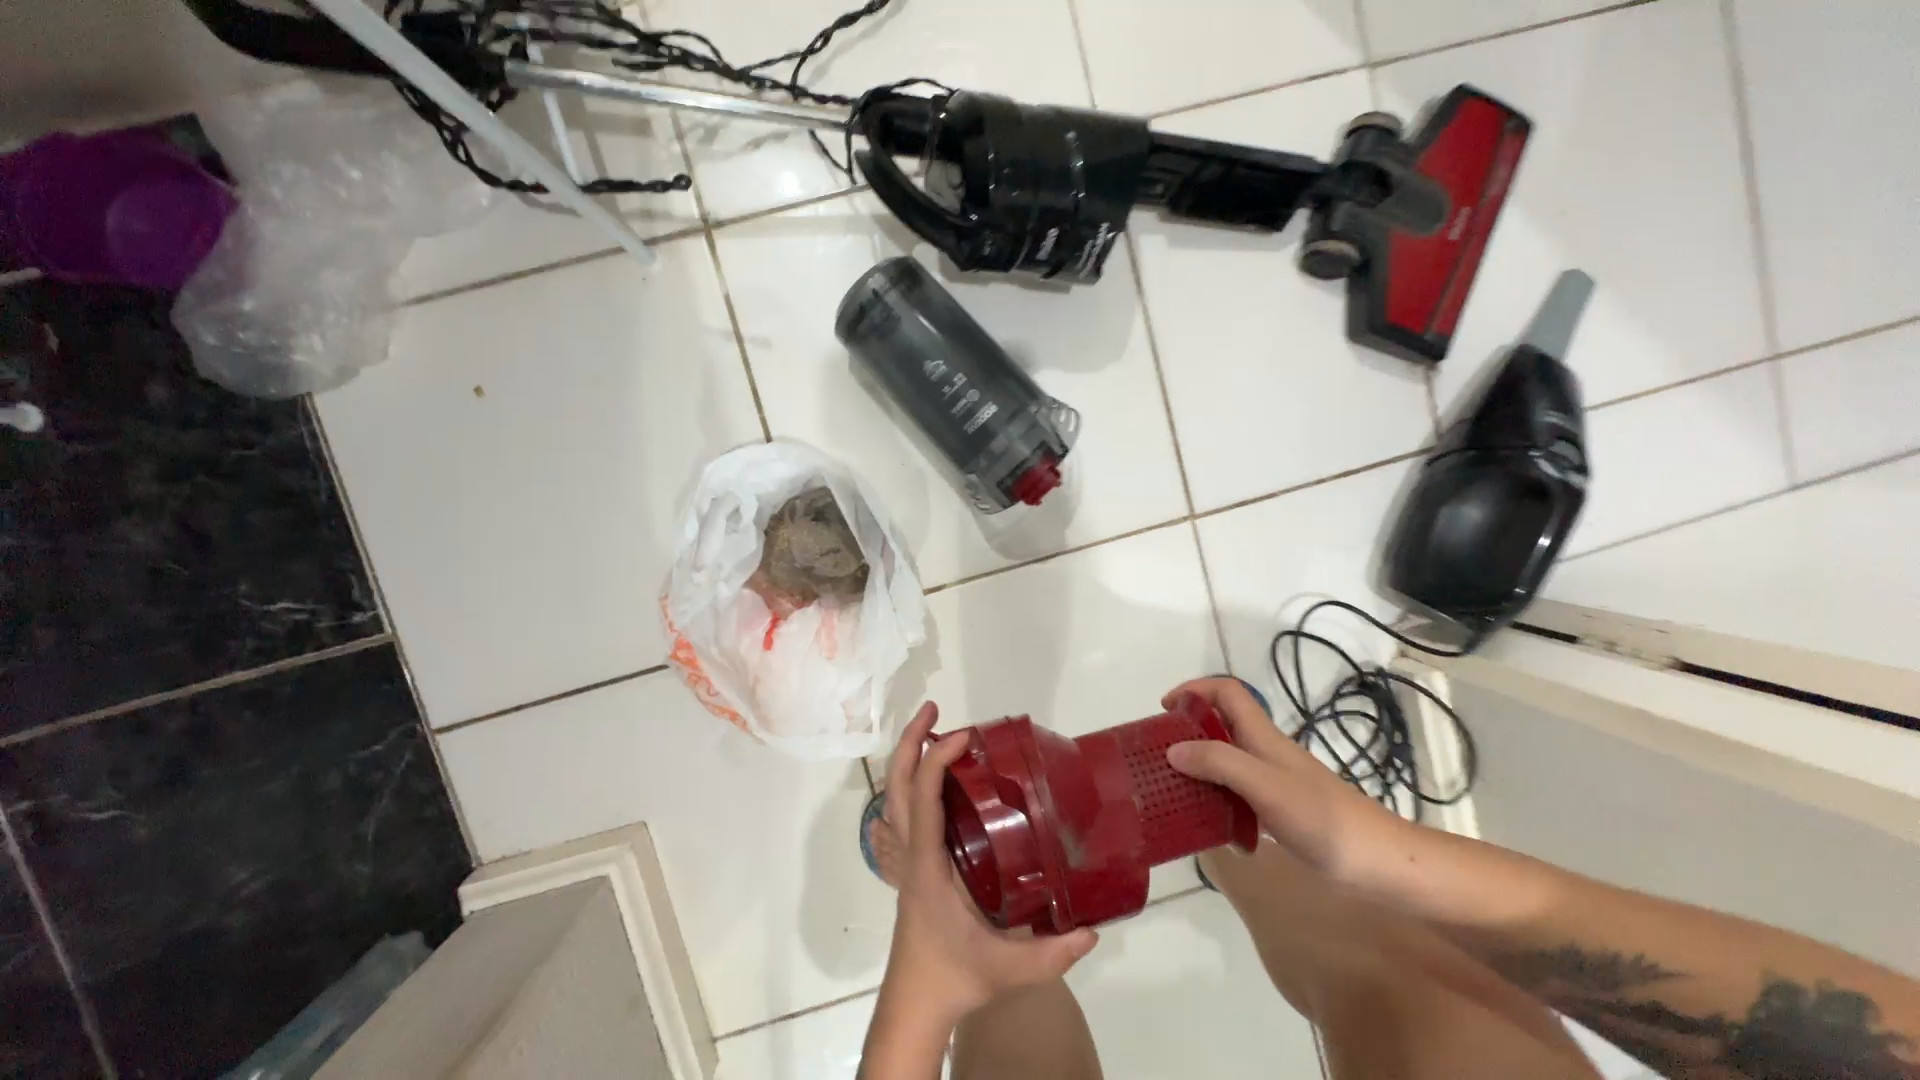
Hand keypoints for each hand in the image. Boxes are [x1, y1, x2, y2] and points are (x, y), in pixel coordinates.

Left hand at [876, 702, 1099, 1024]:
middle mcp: (912, 854)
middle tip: (934, 710)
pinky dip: (915, 785)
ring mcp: (908, 860)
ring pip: (896, 798)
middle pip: (896, 786)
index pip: (922, 799)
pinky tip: (942, 783)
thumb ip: (1052, 954)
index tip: (963, 737)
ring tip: (935, 732)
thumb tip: (1094, 930)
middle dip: (909, 742)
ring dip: (908, 760)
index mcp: (929, 866)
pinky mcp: (914, 867)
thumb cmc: (956, 978)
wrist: (916, 1003)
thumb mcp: (1009, 970)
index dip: (935, 761)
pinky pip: (906, 815)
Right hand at [1162, 677, 1417, 887]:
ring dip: (1200, 771)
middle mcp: (1267, 754)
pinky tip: (1212, 832)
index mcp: (1264, 738)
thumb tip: (1173, 749)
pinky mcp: (1281, 812)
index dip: (1195, 690)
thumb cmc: (1322, 819)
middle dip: (1188, 733)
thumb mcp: (1265, 786)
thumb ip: (1220, 763)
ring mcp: (1275, 784)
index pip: (1227, 692)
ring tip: (1174, 793)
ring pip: (1228, 764)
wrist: (1379, 863)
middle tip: (1160, 758)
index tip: (1165, 710)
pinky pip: (1239, 799)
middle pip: (1222, 726)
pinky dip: (1220, 806)